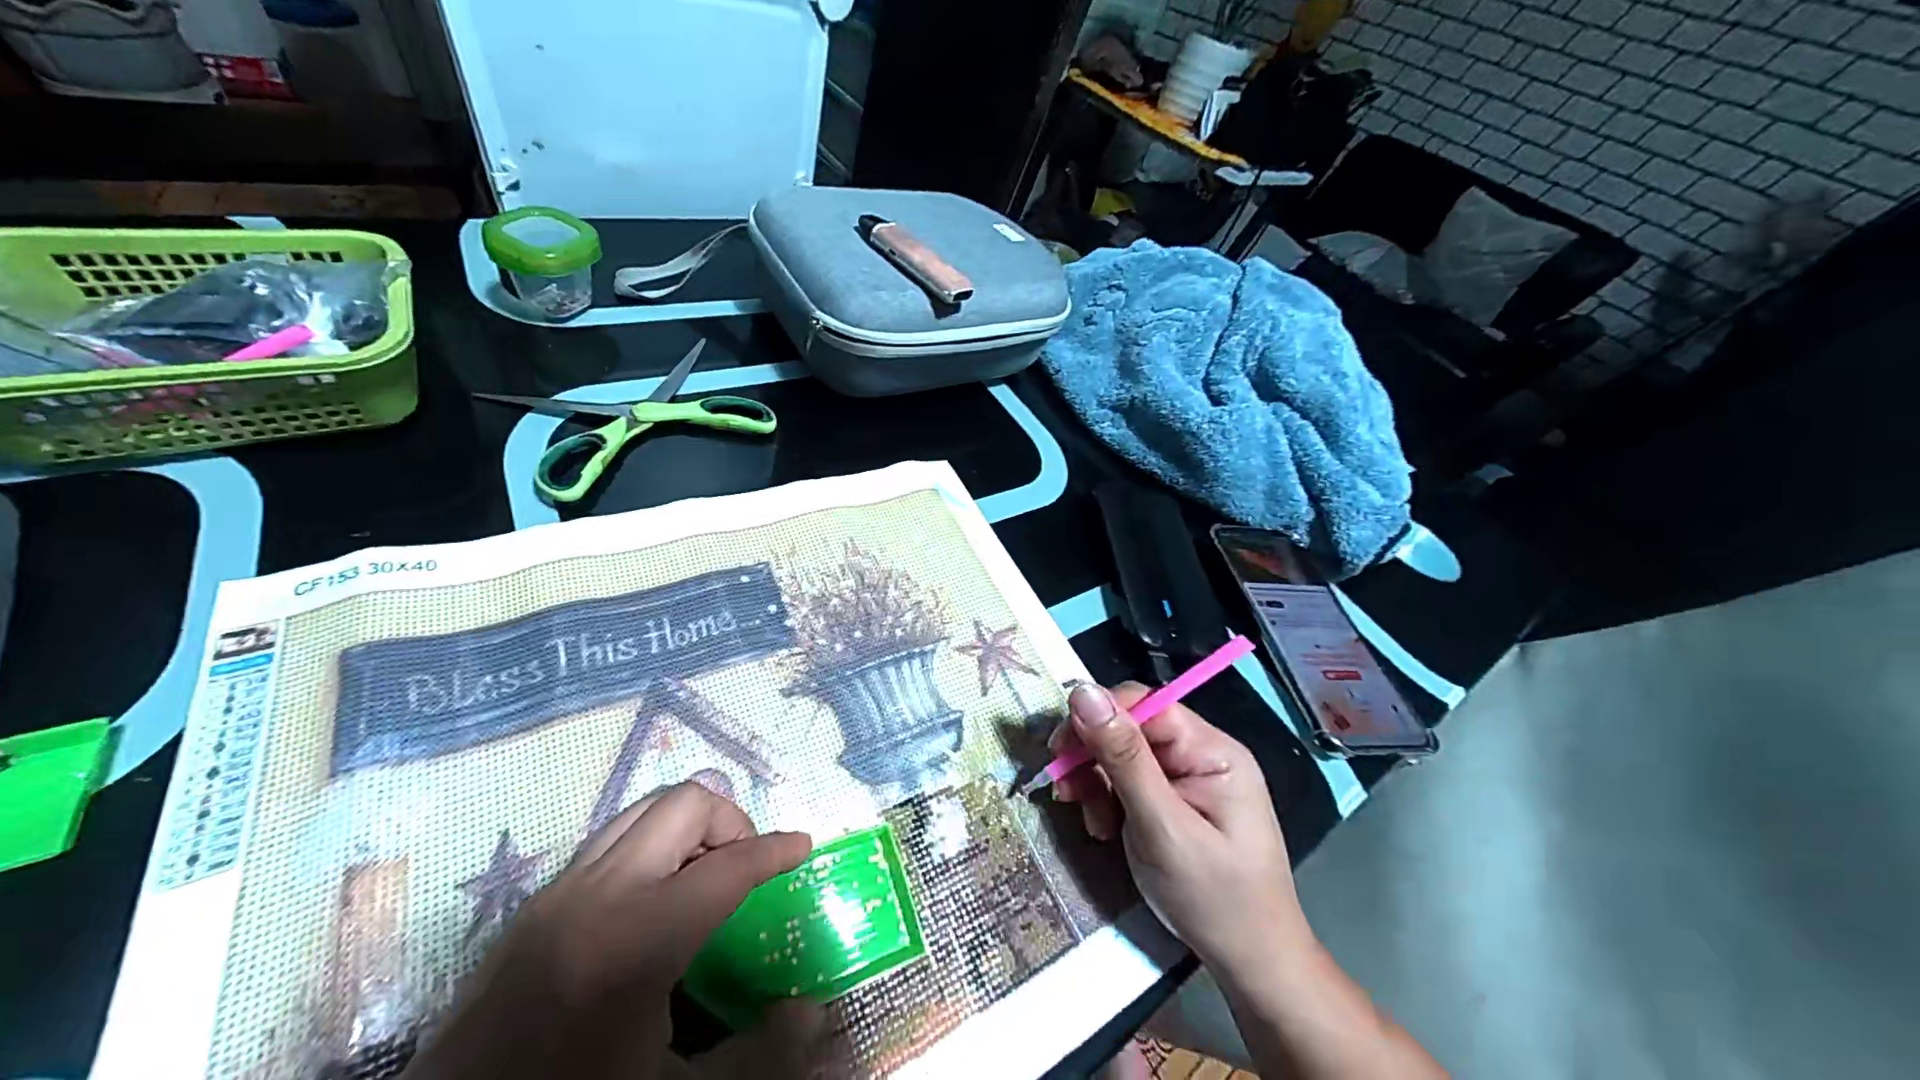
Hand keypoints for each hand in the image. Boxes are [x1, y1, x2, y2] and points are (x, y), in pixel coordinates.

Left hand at [402, 783, 823, 1079]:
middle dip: (730, 821)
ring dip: (687, 827)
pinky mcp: (532, 904)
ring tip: (702, 877)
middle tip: (745, 869)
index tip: (802, 848)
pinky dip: (651, 846)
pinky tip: (651, 903)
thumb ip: (754, 1057)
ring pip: (642, 809)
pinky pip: (610, 838)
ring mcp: (557, 891)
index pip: (729, 865)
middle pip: (684, 802)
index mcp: (637, 937)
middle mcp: (596, 892)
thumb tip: (810, 1011)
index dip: (775, 851)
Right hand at [1049, 682, 1313, 980]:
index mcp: (1210, 749)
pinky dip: (1106, 800)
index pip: (1144, 704)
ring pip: (1121, 755)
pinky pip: (1127, 782)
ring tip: (1093, 823)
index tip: (1060, 750)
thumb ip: (1121, 757)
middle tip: (1066, 792)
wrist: (1251, 962)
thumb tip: (1082, 690)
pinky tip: (1104, 828)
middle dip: (1092, 757)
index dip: (1097, 717)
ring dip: (1095, 783)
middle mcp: (1199, 753)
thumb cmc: (1214, 896)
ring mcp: (1186, 777)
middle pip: (1128, 728)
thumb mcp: (1161, 826)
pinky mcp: (1172, 800)